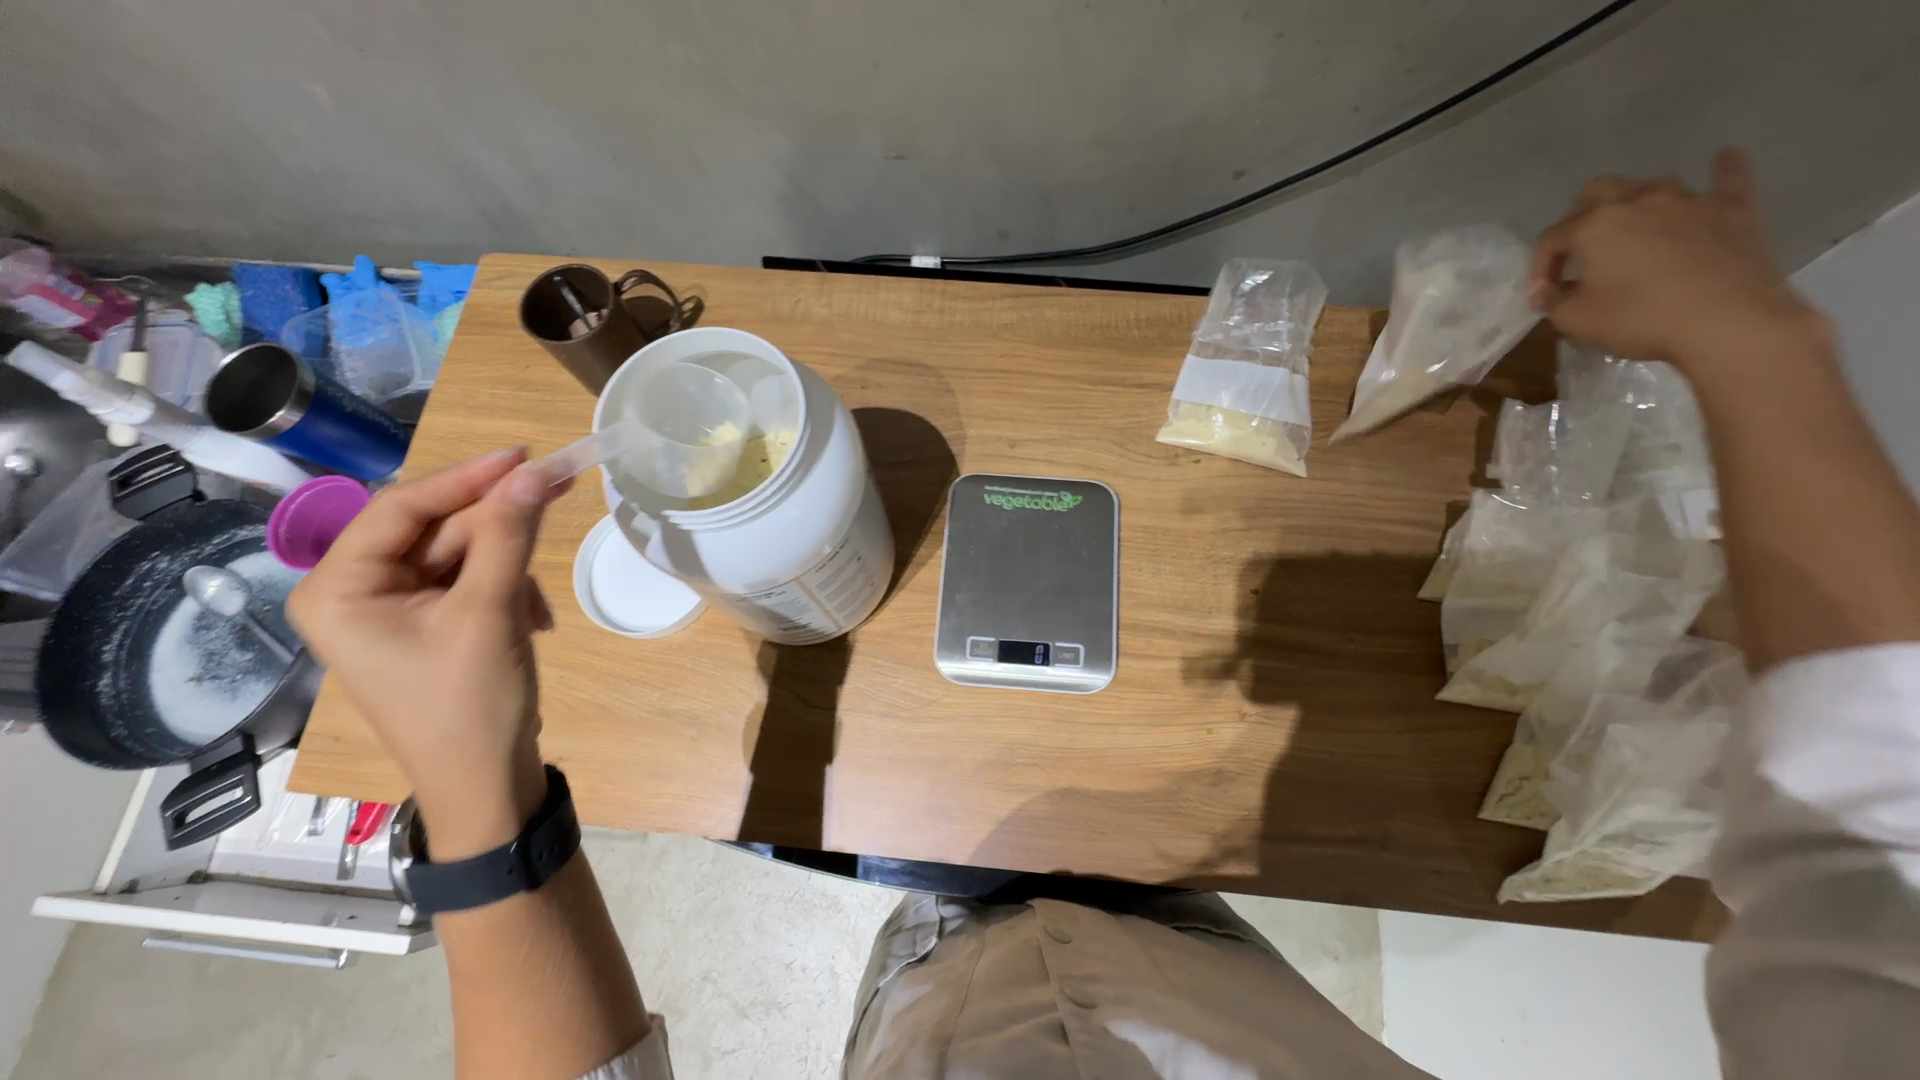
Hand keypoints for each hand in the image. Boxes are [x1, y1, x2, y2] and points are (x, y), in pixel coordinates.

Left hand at [288, 449, 571, 857]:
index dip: (466, 477)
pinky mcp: (429, 624)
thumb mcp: (489, 613)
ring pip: (462, 552)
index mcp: (339, 589)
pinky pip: (472, 579)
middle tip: (559, 492)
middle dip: (497, 526)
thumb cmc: (469, 704)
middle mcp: (356, 591)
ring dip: (509, 567)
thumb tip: (539, 472)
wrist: (486, 784)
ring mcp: (393, 609)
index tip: (526, 455)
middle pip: (436, 528)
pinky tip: (531, 619)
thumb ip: (510, 536)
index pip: (401, 507)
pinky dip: (508, 589)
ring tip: (536, 607)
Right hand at [1531, 148, 1823, 374]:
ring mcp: (1689, 199)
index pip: (1551, 238)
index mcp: (1594, 225)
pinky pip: (1729, 177)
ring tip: (1630, 227)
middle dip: (1579, 218)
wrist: (1727, 321)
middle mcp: (1638, 200)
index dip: (1541, 268)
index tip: (1544, 297)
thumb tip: (1549, 291)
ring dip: (1632, 202)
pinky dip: (1722, 168)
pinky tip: (1723, 157)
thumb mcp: (1575, 320)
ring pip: (1650, 184)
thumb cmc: (1640, 319)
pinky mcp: (1734, 208)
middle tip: (1580, 252)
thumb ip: (1553, 300)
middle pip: (1596, 192)